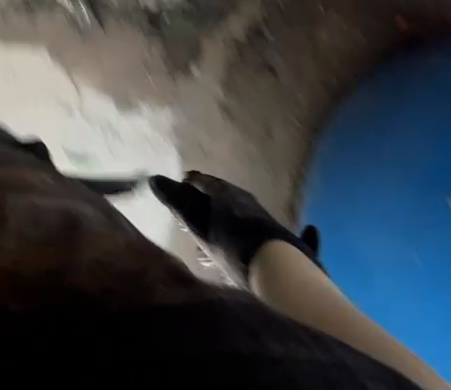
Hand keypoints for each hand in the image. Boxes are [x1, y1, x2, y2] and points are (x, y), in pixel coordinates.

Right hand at [149, 170, 320, 282]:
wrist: (280, 271)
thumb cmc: (231, 245)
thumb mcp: (198, 226)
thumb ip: (175, 202)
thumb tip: (152, 179)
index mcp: (223, 191)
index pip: (200, 179)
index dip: (186, 186)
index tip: (177, 195)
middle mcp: (244, 197)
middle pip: (220, 194)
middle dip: (204, 204)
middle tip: (191, 220)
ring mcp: (264, 215)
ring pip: (237, 211)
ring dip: (223, 219)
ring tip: (214, 237)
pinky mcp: (280, 234)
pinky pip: (261, 227)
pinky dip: (256, 229)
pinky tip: (298, 228)